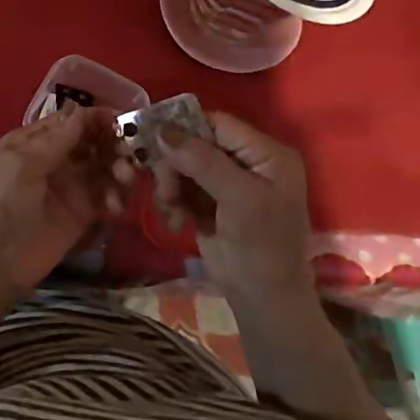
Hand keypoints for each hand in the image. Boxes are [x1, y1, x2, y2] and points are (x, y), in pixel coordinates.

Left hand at [0, 107, 127, 298]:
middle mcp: (52, 159)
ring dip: (118, 169)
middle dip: (111, 144)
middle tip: (128, 155)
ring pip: (102, 166)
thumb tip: (83, 112)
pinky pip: (106, 194)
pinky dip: (116, 196)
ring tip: (123, 180)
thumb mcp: (22, 165)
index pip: (67, 122)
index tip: (122, 120)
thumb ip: (56, 140)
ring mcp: (68, 185)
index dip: (94, 119)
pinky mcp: (82, 212)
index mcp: (30, 142)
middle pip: (90, 142)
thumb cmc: (2, 205)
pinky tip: (114, 207)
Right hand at [157, 112, 313, 302]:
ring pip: (180, 166)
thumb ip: (202, 160)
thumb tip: (163, 129)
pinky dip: (171, 202)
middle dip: (174, 167)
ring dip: (169, 187)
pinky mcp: (208, 201)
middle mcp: (247, 162)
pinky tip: (175, 221)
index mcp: (266, 153)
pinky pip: (178, 187)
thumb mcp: (238, 197)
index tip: (152, 142)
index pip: (218, 124)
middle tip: (164, 191)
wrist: (261, 295)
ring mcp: (226, 182)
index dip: (185, 130)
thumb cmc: (261, 244)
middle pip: (193, 144)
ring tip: (170, 211)